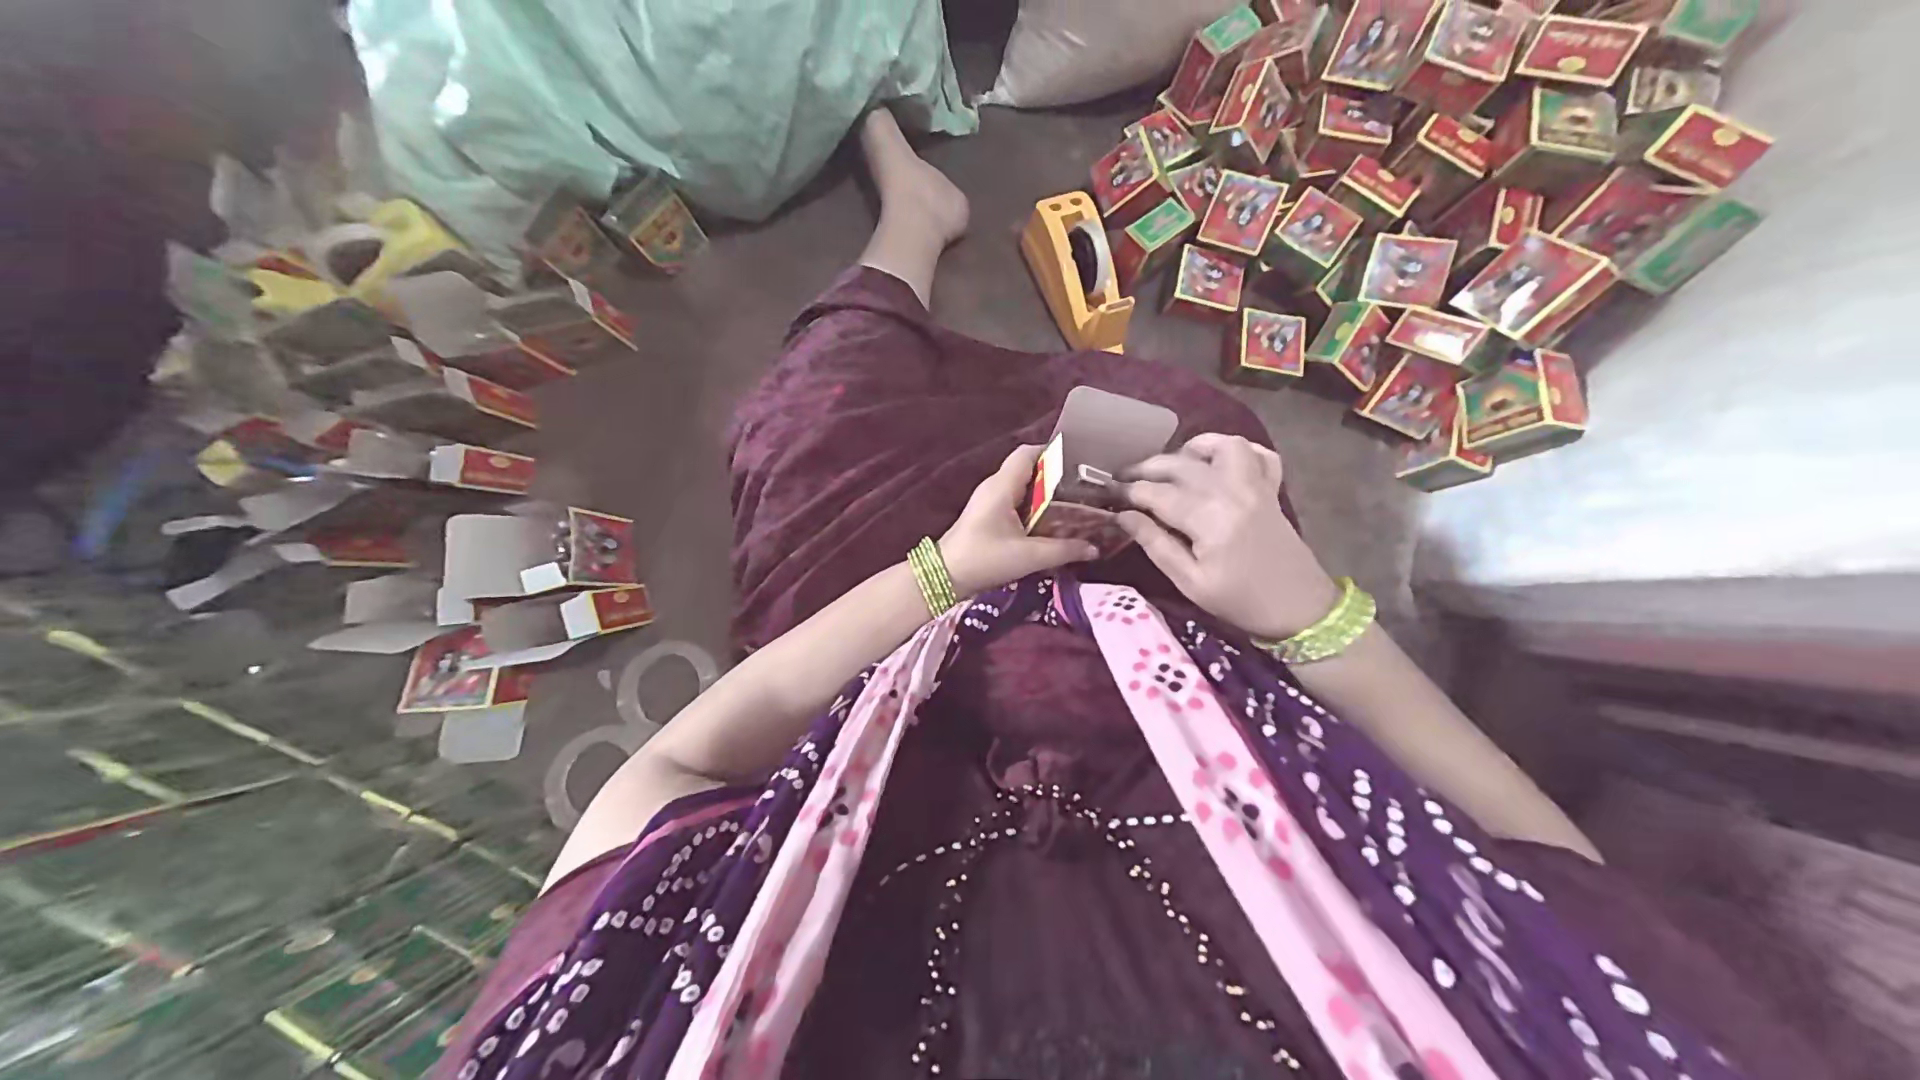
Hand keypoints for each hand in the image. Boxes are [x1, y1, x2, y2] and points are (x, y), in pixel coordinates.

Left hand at [939, 444, 1100, 596]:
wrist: (944, 578)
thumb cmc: (983, 560)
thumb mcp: (1029, 556)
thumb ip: (1064, 550)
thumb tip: (1094, 548)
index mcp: (1001, 486)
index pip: (1027, 453)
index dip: (1053, 452)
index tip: (1079, 464)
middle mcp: (994, 487)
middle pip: (1028, 469)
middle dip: (1055, 476)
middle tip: (1083, 488)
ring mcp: (988, 502)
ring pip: (1022, 487)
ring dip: (1045, 494)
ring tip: (1073, 504)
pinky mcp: (986, 516)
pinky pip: (1014, 502)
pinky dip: (1033, 507)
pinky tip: (1050, 522)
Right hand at [1118, 433, 1339, 639]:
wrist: (1299, 609)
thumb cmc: (1239, 601)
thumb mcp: (1189, 582)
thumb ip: (1156, 544)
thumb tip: (1124, 516)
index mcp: (1210, 521)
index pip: (1158, 494)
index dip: (1129, 491)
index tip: (1109, 494)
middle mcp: (1233, 493)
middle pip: (1181, 465)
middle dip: (1147, 468)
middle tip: (1126, 479)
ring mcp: (1256, 487)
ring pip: (1222, 446)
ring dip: (1192, 448)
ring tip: (1173, 465)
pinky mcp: (1271, 489)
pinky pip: (1259, 454)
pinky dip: (1236, 450)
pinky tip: (1216, 462)